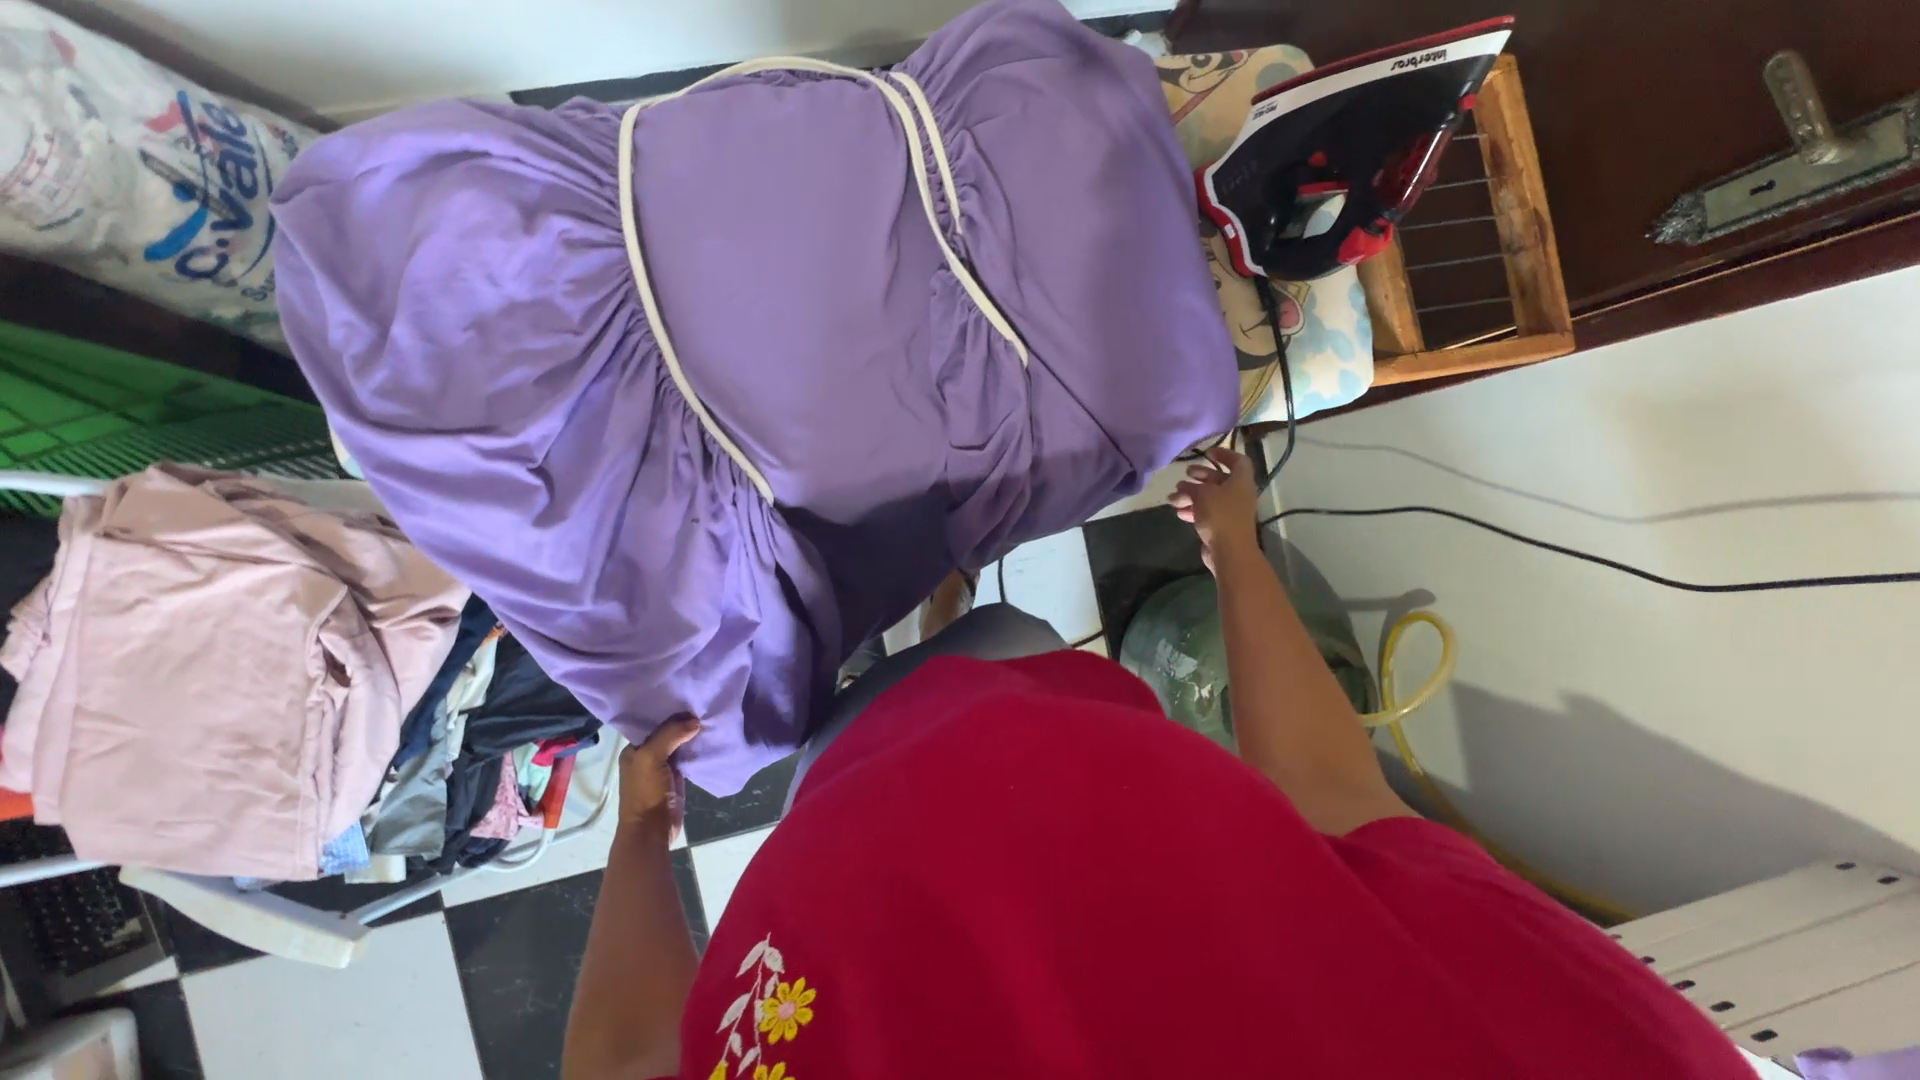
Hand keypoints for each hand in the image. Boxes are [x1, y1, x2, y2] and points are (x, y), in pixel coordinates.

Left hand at [618, 714, 700, 839]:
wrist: (652, 830)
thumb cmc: (645, 792)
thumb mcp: (651, 757)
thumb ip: (670, 735)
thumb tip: (695, 720)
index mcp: (633, 749)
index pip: (651, 722)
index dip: (668, 711)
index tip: (688, 697)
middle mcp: (646, 755)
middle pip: (667, 732)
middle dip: (683, 721)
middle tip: (704, 704)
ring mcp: (662, 767)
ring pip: (679, 744)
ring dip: (691, 734)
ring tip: (711, 716)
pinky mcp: (677, 778)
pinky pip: (688, 758)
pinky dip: (697, 749)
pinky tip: (711, 738)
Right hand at [1169, 445, 1259, 573]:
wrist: (1230, 551)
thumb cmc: (1220, 515)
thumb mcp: (1202, 494)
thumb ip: (1192, 488)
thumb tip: (1183, 488)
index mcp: (1241, 482)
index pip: (1238, 461)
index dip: (1224, 454)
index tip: (1207, 453)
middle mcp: (1239, 494)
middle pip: (1220, 480)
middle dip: (1202, 476)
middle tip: (1185, 474)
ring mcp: (1232, 512)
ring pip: (1211, 497)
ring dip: (1192, 495)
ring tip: (1174, 497)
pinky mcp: (1223, 526)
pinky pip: (1208, 513)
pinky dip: (1194, 510)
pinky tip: (1179, 512)